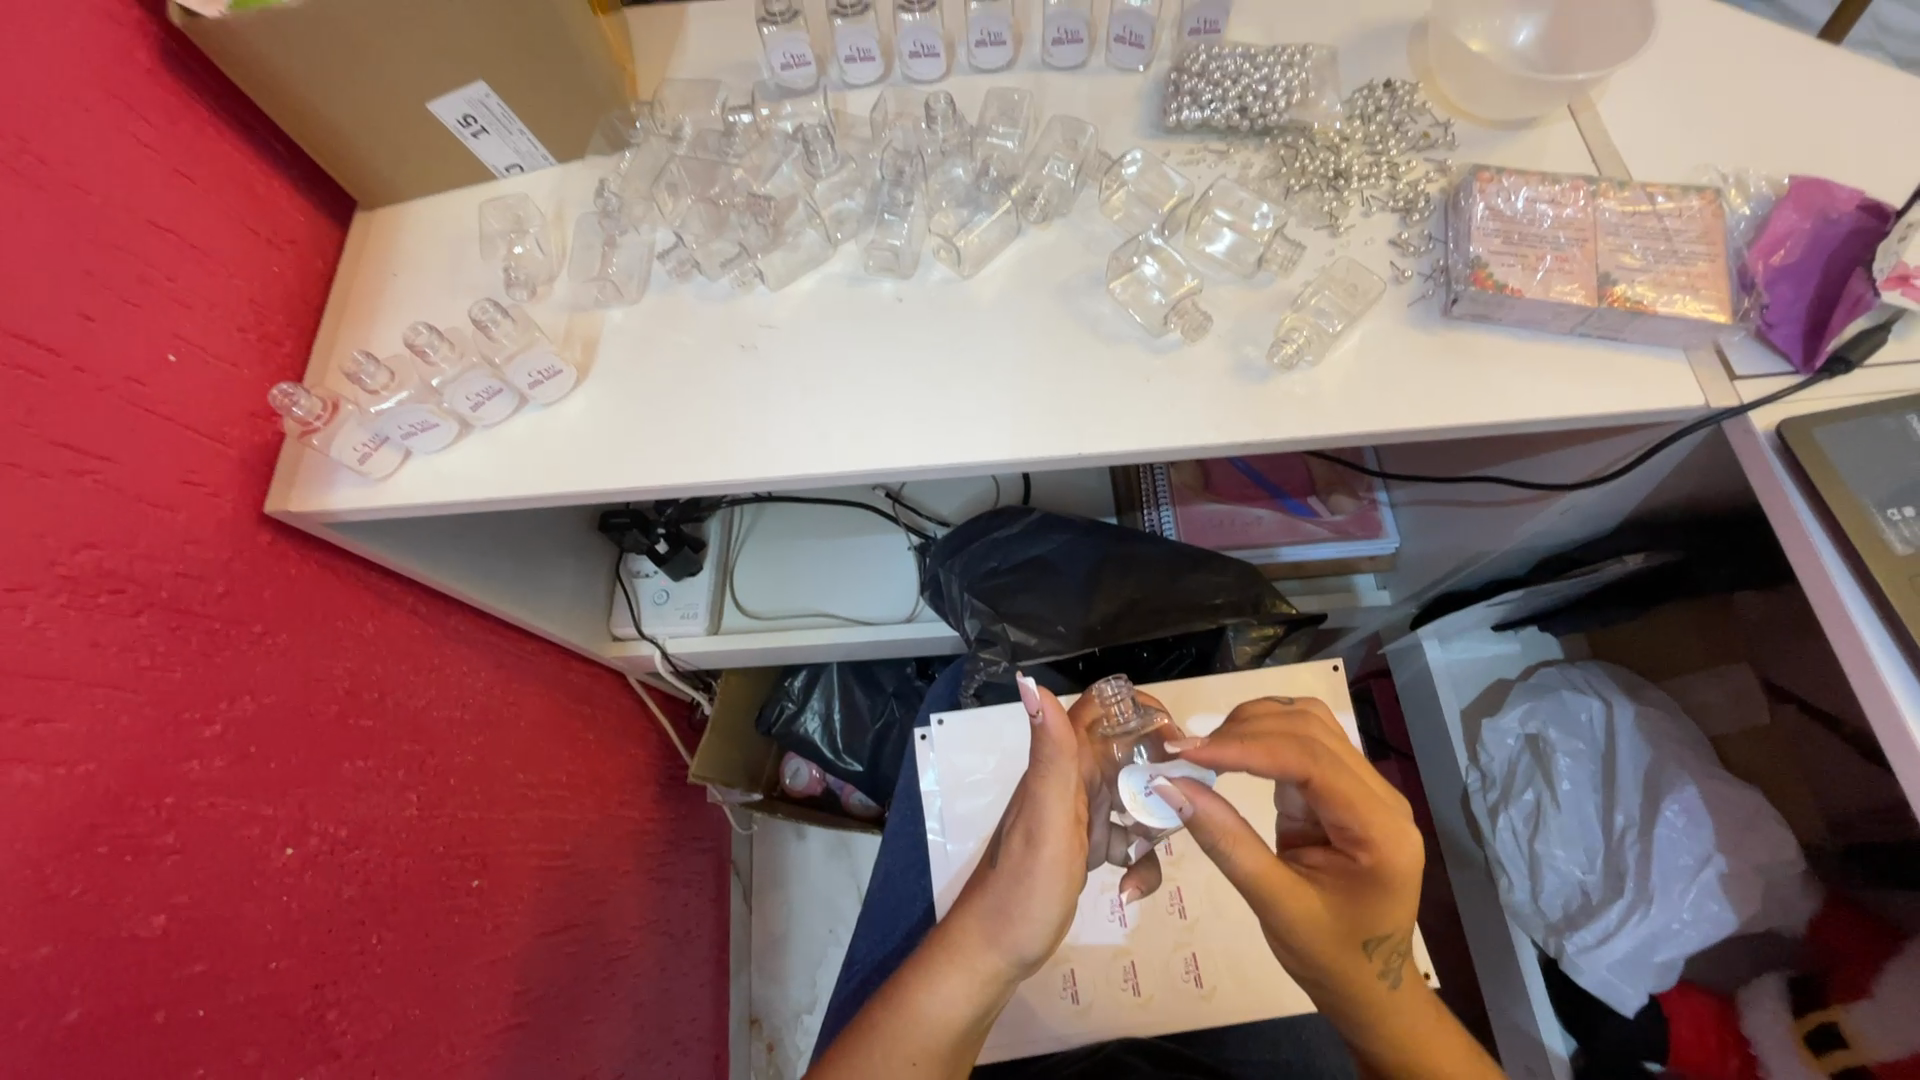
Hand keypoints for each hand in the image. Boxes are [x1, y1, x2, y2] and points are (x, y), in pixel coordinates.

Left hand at [945, 675, 1171, 980]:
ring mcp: (1082, 812)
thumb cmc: (1023, 883)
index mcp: (1064, 761)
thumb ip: (1050, 751)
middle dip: (1163, 775)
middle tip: (1187, 806)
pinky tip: (1131, 889)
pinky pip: (1129, 839)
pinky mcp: (1090, 846)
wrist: (996, 947)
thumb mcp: (1045, 814)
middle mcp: (1073, 777)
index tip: (1179, 745)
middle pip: (1131, 752)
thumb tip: (1031, 682)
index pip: (1104, 709)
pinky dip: (1141, 862)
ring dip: (1156, 823)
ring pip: (1136, 796)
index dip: (1143, 712)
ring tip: (1151, 853)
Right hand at [1151, 696, 1424, 1022]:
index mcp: (1378, 830)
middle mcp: (1380, 797)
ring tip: (1205, 748)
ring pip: (1307, 723)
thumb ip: (1226, 841)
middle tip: (1186, 752)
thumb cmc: (1329, 955)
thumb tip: (1170, 785)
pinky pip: (1302, 742)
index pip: (1310, 759)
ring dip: (1252, 724)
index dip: (1244, 747)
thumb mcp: (1273, 904)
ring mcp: (1364, 788)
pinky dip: (1261, 736)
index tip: (1187, 753)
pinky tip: (1229, 752)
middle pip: (1310, 729)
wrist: (1369, 985)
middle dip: (1243, 730)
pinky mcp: (1341, 788)